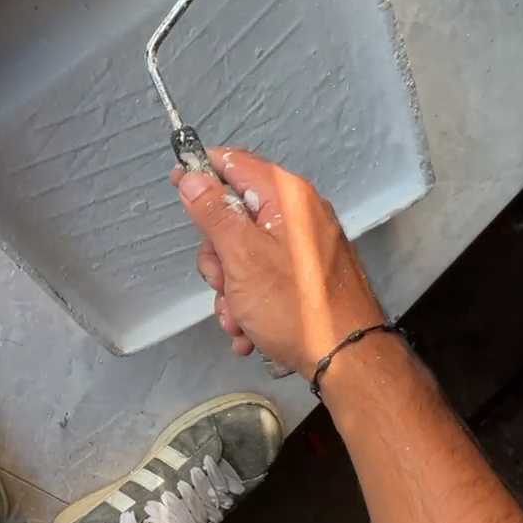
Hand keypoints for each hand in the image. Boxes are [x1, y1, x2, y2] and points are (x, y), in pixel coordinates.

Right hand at [173, 149, 385, 373]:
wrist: (346, 358)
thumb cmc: (299, 309)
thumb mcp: (242, 257)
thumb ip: (214, 213)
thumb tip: (192, 178)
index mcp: (286, 198)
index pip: (234, 164)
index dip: (201, 172)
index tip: (176, 184)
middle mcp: (299, 216)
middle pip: (234, 218)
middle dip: (218, 259)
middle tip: (225, 283)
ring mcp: (303, 247)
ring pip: (243, 256)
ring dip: (231, 291)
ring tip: (239, 318)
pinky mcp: (306, 275)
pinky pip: (263, 278)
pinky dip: (250, 304)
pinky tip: (250, 329)